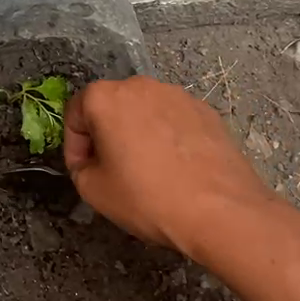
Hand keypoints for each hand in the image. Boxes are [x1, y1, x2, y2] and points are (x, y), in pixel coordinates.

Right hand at [63, 76, 280, 260]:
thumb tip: (91, 161)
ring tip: (150, 171)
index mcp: (103, 97)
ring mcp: (177, 95)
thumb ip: (79, 168)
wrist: (224, 214)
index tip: (84, 171)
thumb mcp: (93, 191)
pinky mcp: (207, 111)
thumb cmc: (149, 198)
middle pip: (110, 108)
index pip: (75, 115)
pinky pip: (175, 121)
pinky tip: (178, 170)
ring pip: (144, 113)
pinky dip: (170, 139)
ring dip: (139, 134)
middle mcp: (138, 86)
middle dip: (107, 136)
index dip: (74, 146)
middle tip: (114, 170)